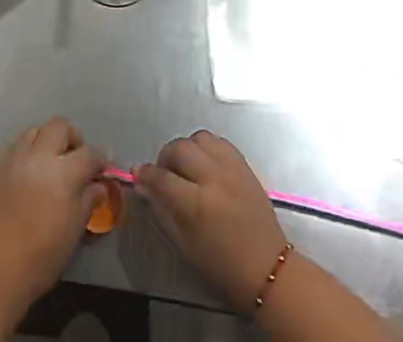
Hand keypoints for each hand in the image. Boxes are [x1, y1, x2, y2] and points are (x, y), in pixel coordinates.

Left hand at [0, 117, 107, 310]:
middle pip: (60, 127)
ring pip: (34, 132)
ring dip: (47, 141)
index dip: (101, 160)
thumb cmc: (39, 258)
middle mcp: (38, 158)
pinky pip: (15, 150)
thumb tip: (98, 186)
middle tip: (76, 161)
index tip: (102, 171)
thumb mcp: (74, 231)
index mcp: (63, 172)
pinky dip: (27, 155)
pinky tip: (29, 179)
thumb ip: (88, 201)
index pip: (90, 152)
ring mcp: (13, 162)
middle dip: (73, 138)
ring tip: (50, 165)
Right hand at [134, 130, 288, 310]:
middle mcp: (215, 177)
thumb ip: (162, 211)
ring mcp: (232, 167)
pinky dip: (207, 147)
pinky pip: (221, 142)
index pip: (163, 177)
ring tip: (184, 165)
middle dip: (165, 156)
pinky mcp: (245, 164)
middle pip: (181, 148)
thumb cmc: (221, 264)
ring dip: (187, 147)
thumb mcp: (184, 245)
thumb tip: (144, 187)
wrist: (265, 263)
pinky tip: (204, 163)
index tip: (137, 173)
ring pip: (201, 138)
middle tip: (162, 171)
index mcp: (197, 203)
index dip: (145, 174)